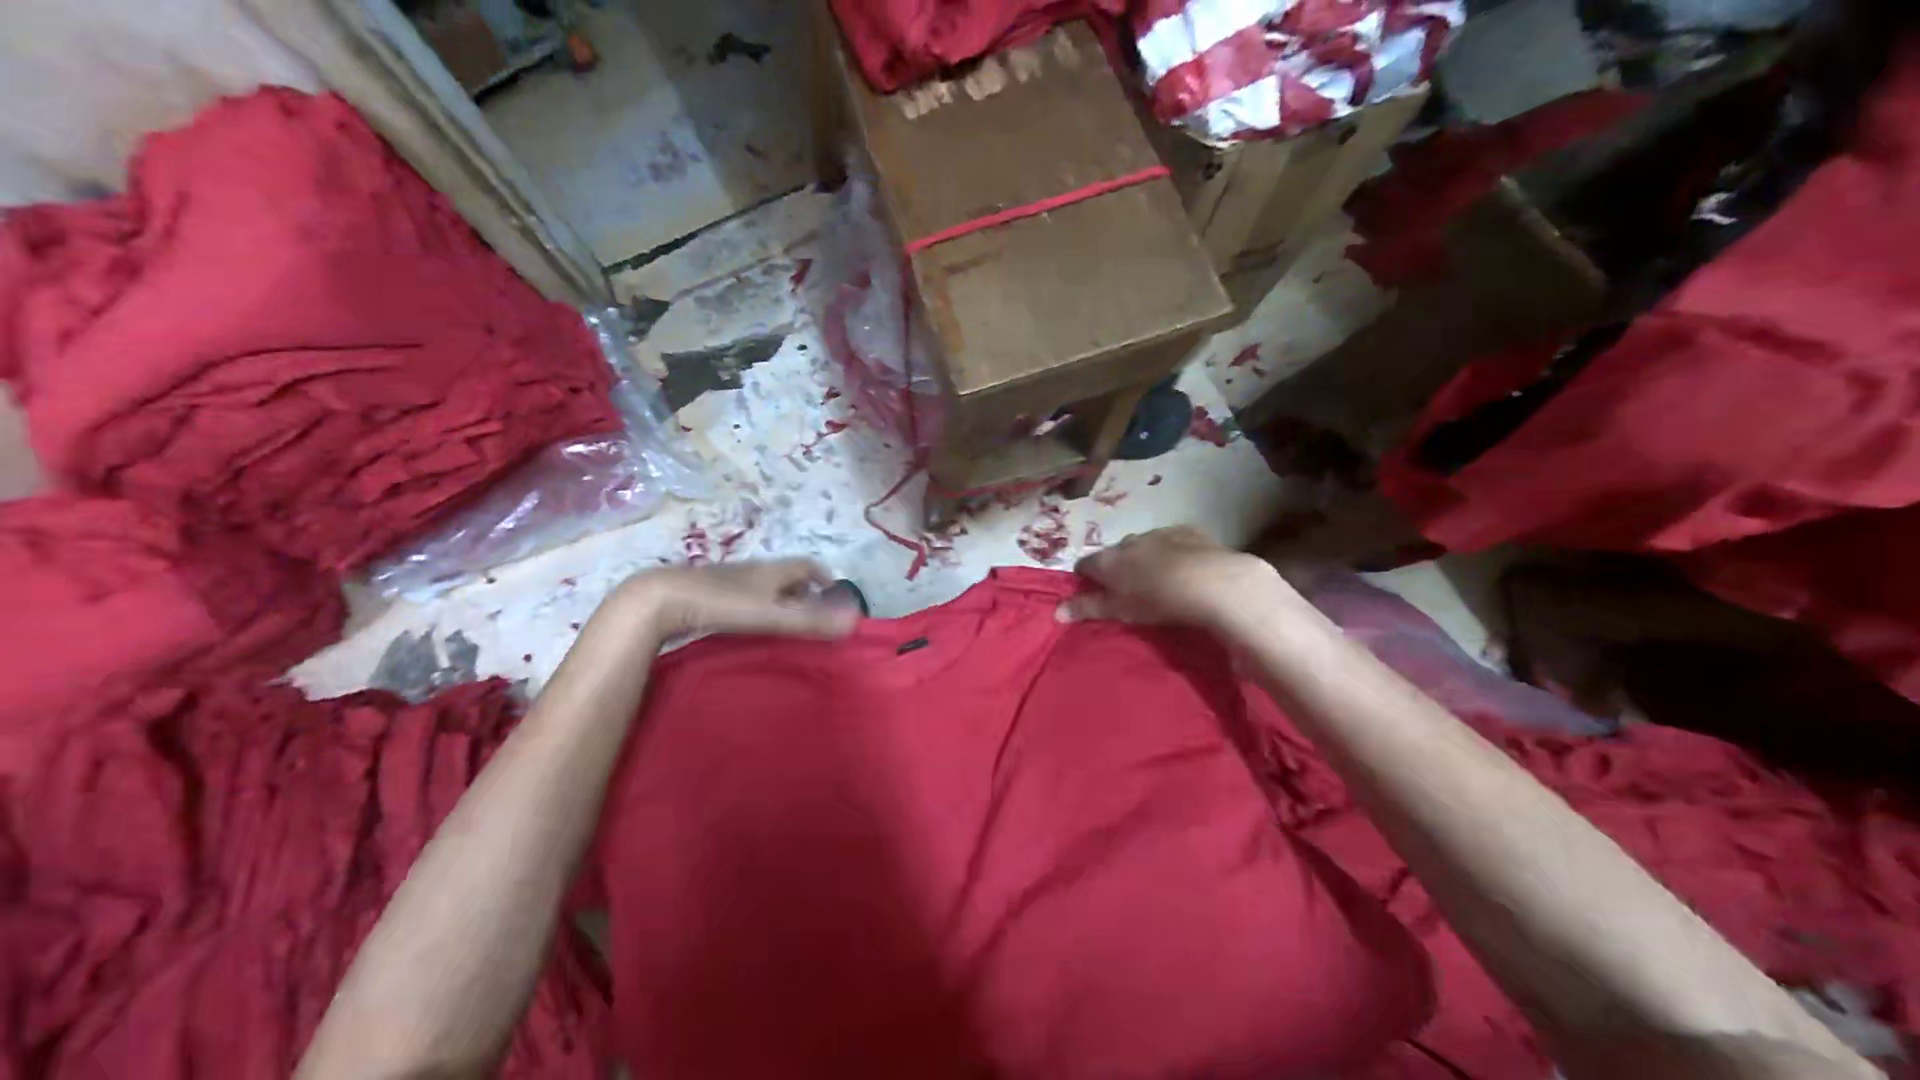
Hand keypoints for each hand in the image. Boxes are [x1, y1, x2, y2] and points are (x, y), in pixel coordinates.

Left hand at [609, 559, 860, 642]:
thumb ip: (811, 620)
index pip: (805, 565)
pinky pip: (738, 597)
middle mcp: (751, 570)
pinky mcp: (704, 594)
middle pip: (783, 575)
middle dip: (801, 589)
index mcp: (770, 571)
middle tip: (811, 610)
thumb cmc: (721, 604)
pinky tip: (745, 626)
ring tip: (782, 621)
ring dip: (776, 599)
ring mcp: (726, 580)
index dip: (822, 575)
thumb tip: (855, 620)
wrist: (661, 600)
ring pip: (760, 586)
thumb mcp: (772, 614)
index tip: (833, 588)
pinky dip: (752, 607)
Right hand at [1063, 526, 1293, 628]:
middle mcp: (1128, 541)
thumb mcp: (1119, 610)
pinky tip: (1184, 567)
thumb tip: (1057, 611)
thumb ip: (1088, 608)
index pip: (1085, 565)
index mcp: (1108, 559)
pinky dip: (1172, 552)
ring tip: (1158, 579)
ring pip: (1143, 545)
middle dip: (1117, 568)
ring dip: (1145, 558)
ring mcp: (1158, 533)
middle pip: (1115, 554)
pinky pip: (1172, 540)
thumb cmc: (1155, 599)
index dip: (1086, 578)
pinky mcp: (1187, 532)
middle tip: (1128, 589)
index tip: (1092, 592)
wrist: (1208, 581)